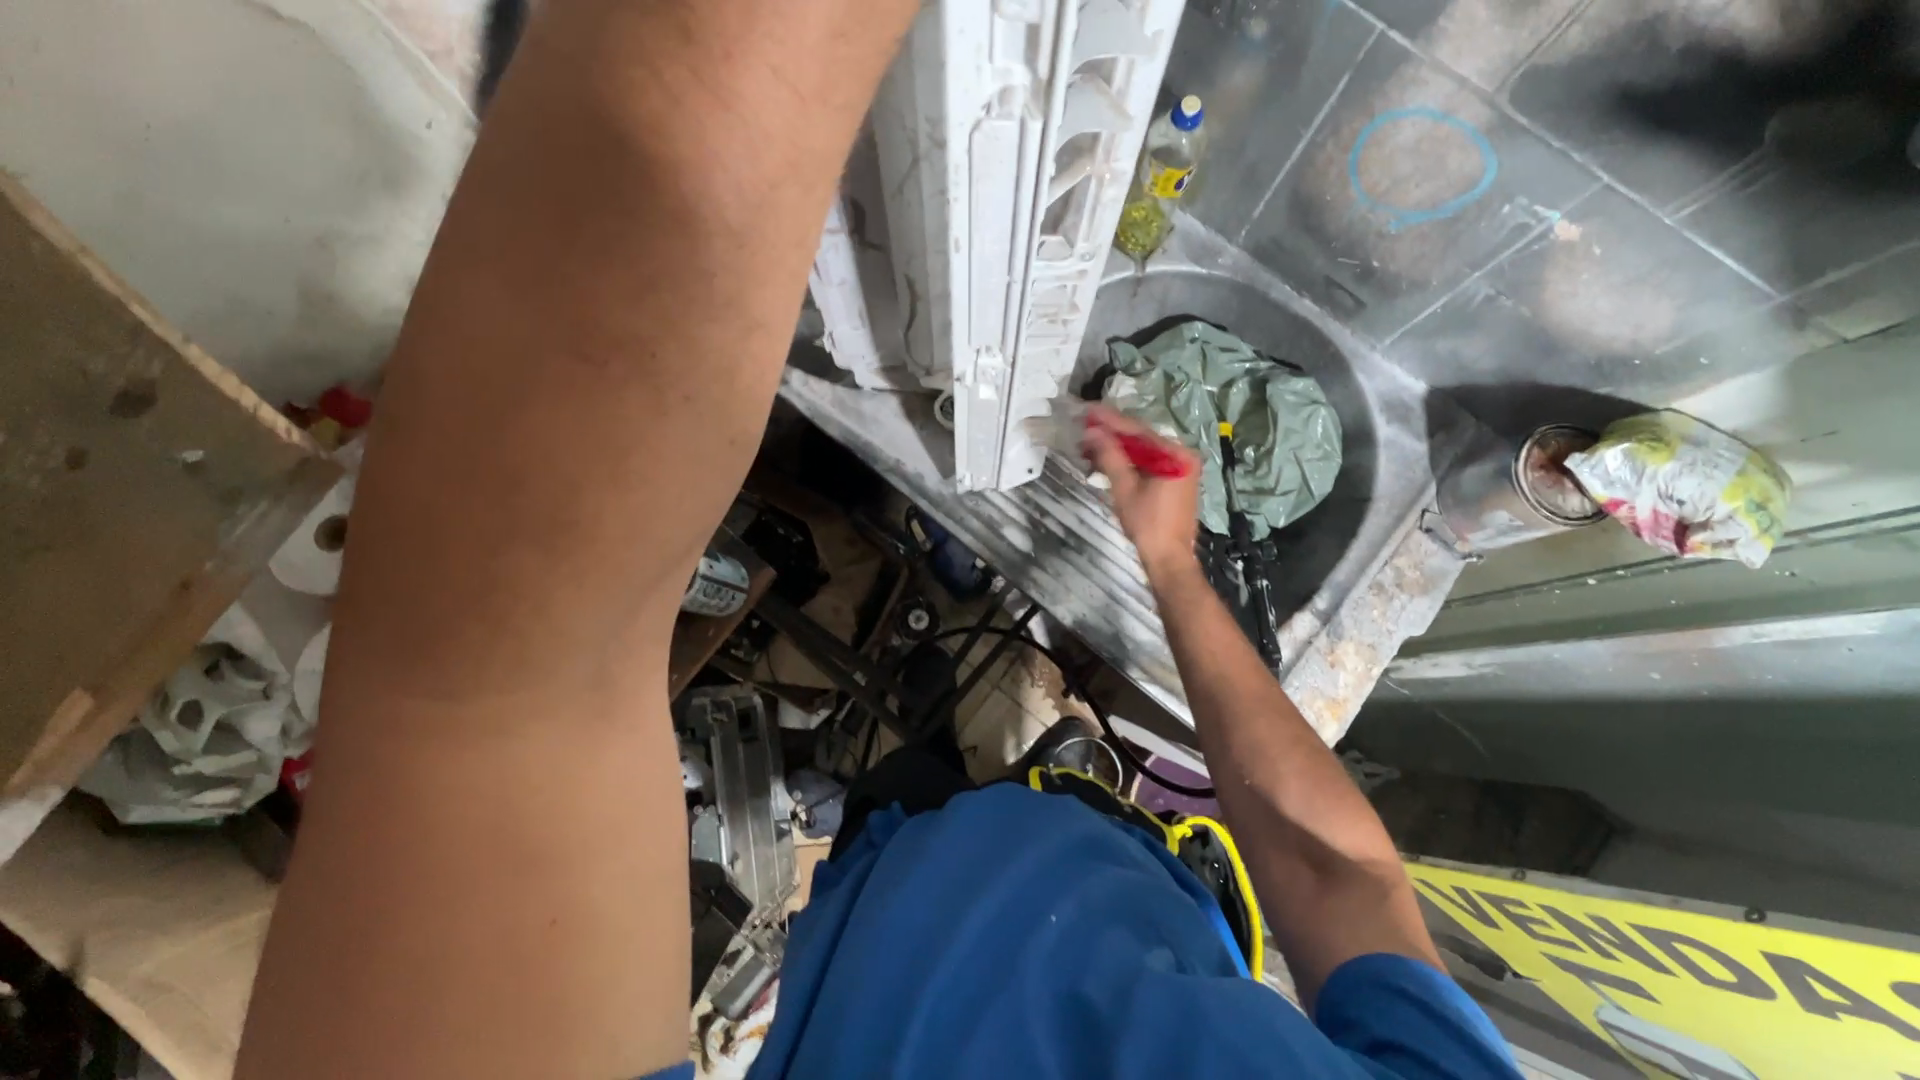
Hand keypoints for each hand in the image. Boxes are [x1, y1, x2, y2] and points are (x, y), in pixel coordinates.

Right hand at [1081, 404, 1201, 580]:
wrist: (1168, 558)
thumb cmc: (1147, 525)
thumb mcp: (1124, 488)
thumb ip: (1109, 456)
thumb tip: (1092, 431)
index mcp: (1175, 454)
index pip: (1137, 431)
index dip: (1110, 420)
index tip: (1088, 410)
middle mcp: (1183, 455)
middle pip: (1141, 439)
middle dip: (1111, 434)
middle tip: (1084, 427)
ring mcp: (1181, 468)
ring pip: (1144, 451)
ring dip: (1118, 449)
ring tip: (1089, 445)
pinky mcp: (1176, 481)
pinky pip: (1150, 463)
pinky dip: (1129, 462)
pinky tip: (1108, 460)